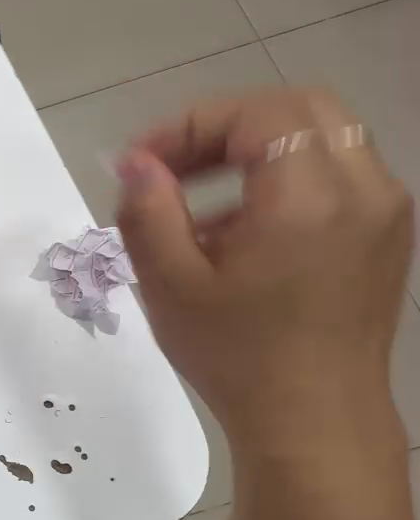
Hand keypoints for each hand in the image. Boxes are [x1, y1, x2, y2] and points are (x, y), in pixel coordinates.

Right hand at [116, 89, 413, 445]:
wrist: (311, 410)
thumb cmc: (230, 350)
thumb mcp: (167, 282)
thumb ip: (148, 212)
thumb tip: (135, 163)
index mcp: (308, 200)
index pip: (261, 115)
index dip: (190, 124)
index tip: (136, 163)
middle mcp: (363, 189)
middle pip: (301, 109)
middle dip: (221, 126)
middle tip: (162, 168)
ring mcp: (383, 208)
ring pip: (320, 136)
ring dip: (247, 149)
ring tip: (189, 200)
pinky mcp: (383, 230)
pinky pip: (333, 172)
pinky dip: (276, 176)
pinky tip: (231, 227)